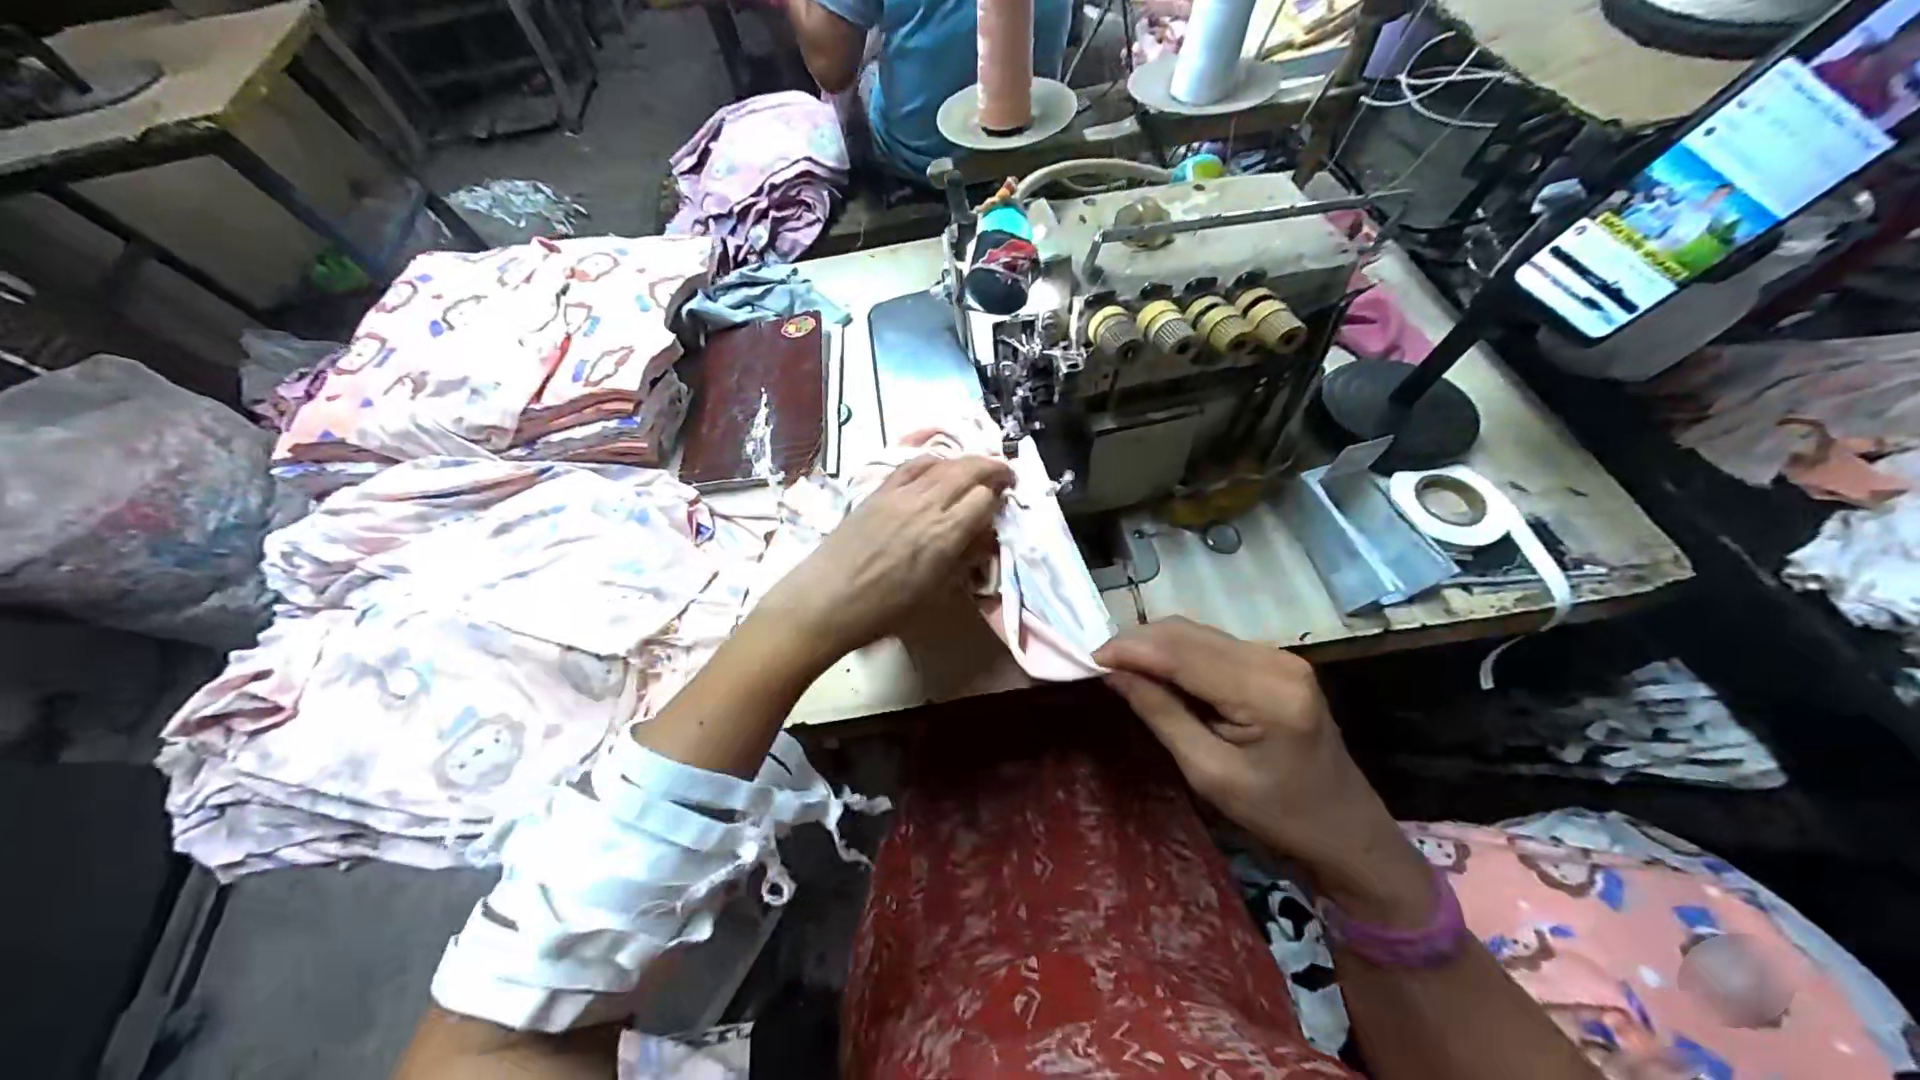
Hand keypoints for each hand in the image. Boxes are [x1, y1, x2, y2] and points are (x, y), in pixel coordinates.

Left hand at [755, 455, 1012, 663]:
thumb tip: (981, 538)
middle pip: (968, 470)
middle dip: (992, 468)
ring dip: (966, 462)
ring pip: (942, 462)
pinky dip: (932, 461)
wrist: (826, 601)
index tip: (1004, 504)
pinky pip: (911, 465)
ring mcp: (899, 494)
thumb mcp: (934, 594)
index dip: (999, 498)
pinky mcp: (877, 491)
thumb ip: (962, 560)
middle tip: (1005, 475)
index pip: (984, 498)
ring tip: (977, 469)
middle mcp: (925, 505)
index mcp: (944, 535)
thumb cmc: (883, 610)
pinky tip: (938, 466)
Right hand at [1094, 618, 1434, 926]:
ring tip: (1119, 666)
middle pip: (1189, 633)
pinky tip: (1155, 670)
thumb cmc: (1278, 814)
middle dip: (1138, 642)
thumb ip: (1162, 715)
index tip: (1089, 658)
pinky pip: (1212, 644)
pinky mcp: (1274, 661)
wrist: (1345, 828)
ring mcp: (1278, 656)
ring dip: (1154, 645)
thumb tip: (1115, 674)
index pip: (1184, 653)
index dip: (1132, 650)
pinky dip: (1176, 652)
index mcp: (1267, 692)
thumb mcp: (1210, 773)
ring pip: (1197, 633)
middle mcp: (1275, 659)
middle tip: (1098, 664)